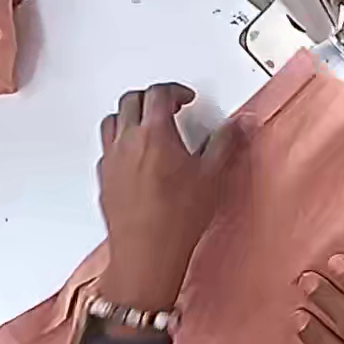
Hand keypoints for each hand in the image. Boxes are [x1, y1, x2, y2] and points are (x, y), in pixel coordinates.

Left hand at [97, 83, 243, 310]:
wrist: (147, 253)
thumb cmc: (177, 218)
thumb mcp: (212, 176)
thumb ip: (226, 143)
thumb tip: (239, 124)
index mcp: (154, 133)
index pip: (158, 93)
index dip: (175, 90)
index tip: (185, 98)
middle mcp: (127, 141)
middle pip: (131, 100)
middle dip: (151, 98)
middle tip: (168, 107)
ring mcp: (111, 160)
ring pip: (113, 121)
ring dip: (131, 116)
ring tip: (148, 126)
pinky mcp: (104, 180)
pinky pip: (107, 148)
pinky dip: (120, 142)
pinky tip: (134, 156)